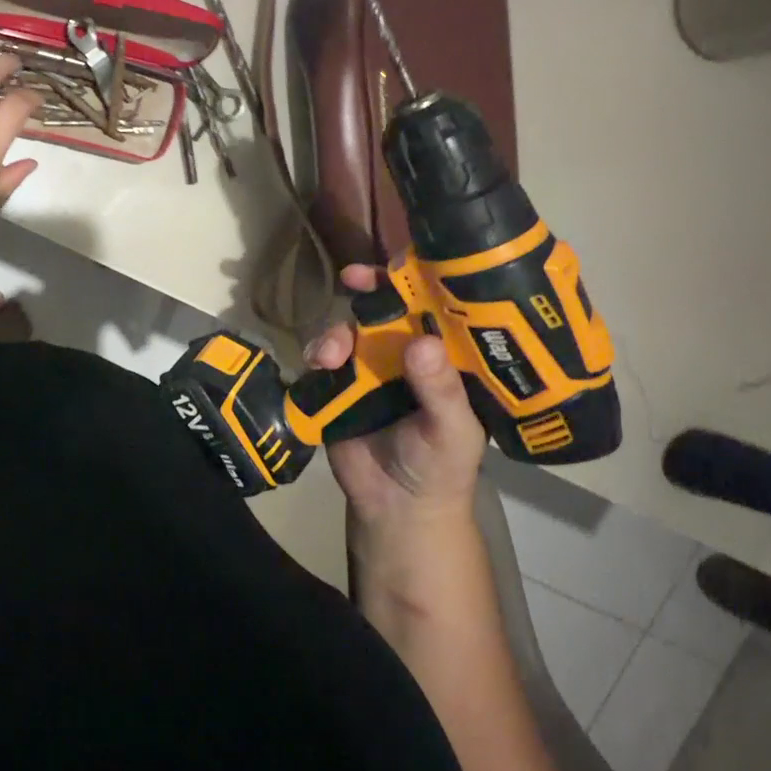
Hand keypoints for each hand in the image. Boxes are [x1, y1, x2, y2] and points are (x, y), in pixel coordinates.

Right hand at [305, 264, 486, 529]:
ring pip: (348, 331)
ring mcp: (367, 370)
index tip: (402, 263)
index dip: (420, 281)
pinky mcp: (335, 388)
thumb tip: (418, 342)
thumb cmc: (441, 468)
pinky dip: (316, 356)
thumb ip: (439, 390)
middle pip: (385, 310)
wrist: (394, 507)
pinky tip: (319, 366)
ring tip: (332, 356)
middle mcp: (405, 356)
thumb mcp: (453, 431)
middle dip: (368, 289)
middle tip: (353, 279)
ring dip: (337, 334)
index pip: (435, 310)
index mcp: (443, 360)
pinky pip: (320, 359)